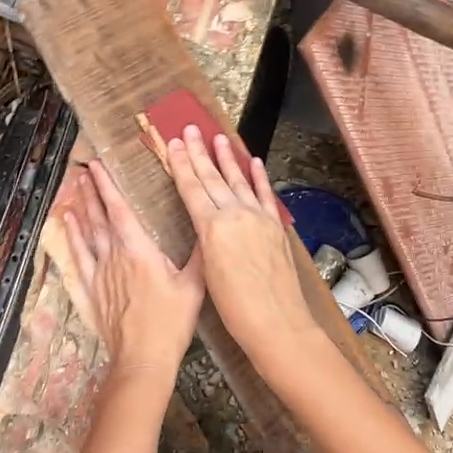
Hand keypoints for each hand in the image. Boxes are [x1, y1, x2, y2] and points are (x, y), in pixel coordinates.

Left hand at [63, 158, 205, 376]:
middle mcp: (115, 256)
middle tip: (83, 170)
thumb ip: (200, 256)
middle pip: (99, 217)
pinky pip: (79, 259)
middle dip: (92, 191)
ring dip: (81, 209)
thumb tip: (210, 228)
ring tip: (74, 189)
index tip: (98, 166)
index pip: (120, 210)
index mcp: (138, 250)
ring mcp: (100, 274)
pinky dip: (71, 240)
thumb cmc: (170, 324)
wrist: (142, 361)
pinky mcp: (93, 292)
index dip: (108, 186)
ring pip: (87, 234)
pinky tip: (67, 226)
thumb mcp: (193, 287)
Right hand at [164, 126, 319, 370]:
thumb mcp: (207, 272)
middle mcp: (236, 215)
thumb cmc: (235, 308)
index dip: (182, 164)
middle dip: (200, 153)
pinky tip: (253, 162)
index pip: (193, 188)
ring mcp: (258, 218)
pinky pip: (265, 195)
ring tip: (219, 137)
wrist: (277, 323)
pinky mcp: (275, 227)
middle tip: (190, 129)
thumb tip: (204, 218)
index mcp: (213, 227)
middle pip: (213, 178)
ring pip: (238, 181)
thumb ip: (206, 238)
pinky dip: (258, 177)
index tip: (175, 143)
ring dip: (228, 158)